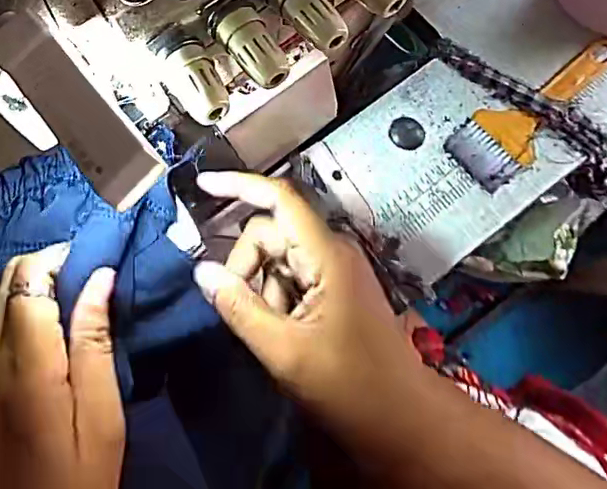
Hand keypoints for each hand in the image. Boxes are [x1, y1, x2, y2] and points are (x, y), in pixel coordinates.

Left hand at [0, 244, 123, 488]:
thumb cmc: (75, 483)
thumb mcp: (100, 415)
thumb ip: (94, 340)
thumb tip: (100, 275)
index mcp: (23, 364)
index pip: (27, 276)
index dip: (58, 258)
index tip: (89, 264)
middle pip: (5, 287)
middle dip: (43, 273)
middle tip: (82, 288)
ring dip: (28, 307)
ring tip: (66, 328)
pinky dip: (12, 342)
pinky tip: (38, 371)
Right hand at [189, 171, 431, 437]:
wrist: (404, 421)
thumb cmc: (350, 387)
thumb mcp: (285, 353)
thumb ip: (239, 308)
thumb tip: (203, 271)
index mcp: (326, 253)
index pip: (279, 198)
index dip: (239, 184)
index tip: (203, 184)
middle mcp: (331, 248)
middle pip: (270, 232)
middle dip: (246, 266)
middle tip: (242, 314)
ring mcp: (334, 266)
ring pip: (277, 256)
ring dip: (262, 289)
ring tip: (275, 335)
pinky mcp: (335, 285)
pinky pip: (291, 275)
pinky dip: (276, 298)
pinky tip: (286, 333)